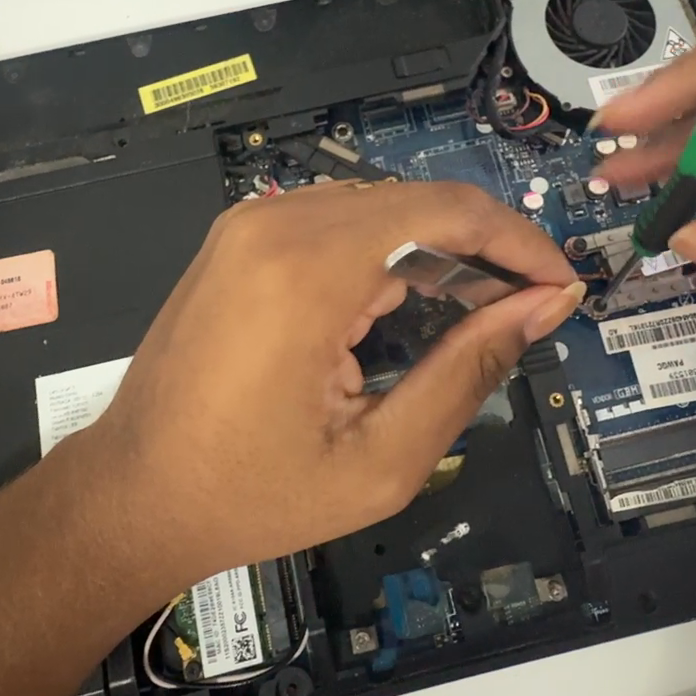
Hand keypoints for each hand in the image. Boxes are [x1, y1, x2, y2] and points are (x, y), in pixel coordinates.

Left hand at [77, 180, 582, 589]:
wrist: (135, 493)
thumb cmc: (252, 492)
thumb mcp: (381, 458)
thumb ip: (469, 371)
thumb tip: (541, 308)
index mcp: (307, 269)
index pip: (446, 211)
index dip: (518, 241)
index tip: (559, 284)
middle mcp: (276, 223)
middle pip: (415, 201)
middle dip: (484, 247)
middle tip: (527, 305)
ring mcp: (250, 223)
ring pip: (379, 206)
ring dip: (438, 247)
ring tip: (479, 307)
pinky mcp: (240, 237)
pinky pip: (337, 220)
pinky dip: (388, 250)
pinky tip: (411, 298)